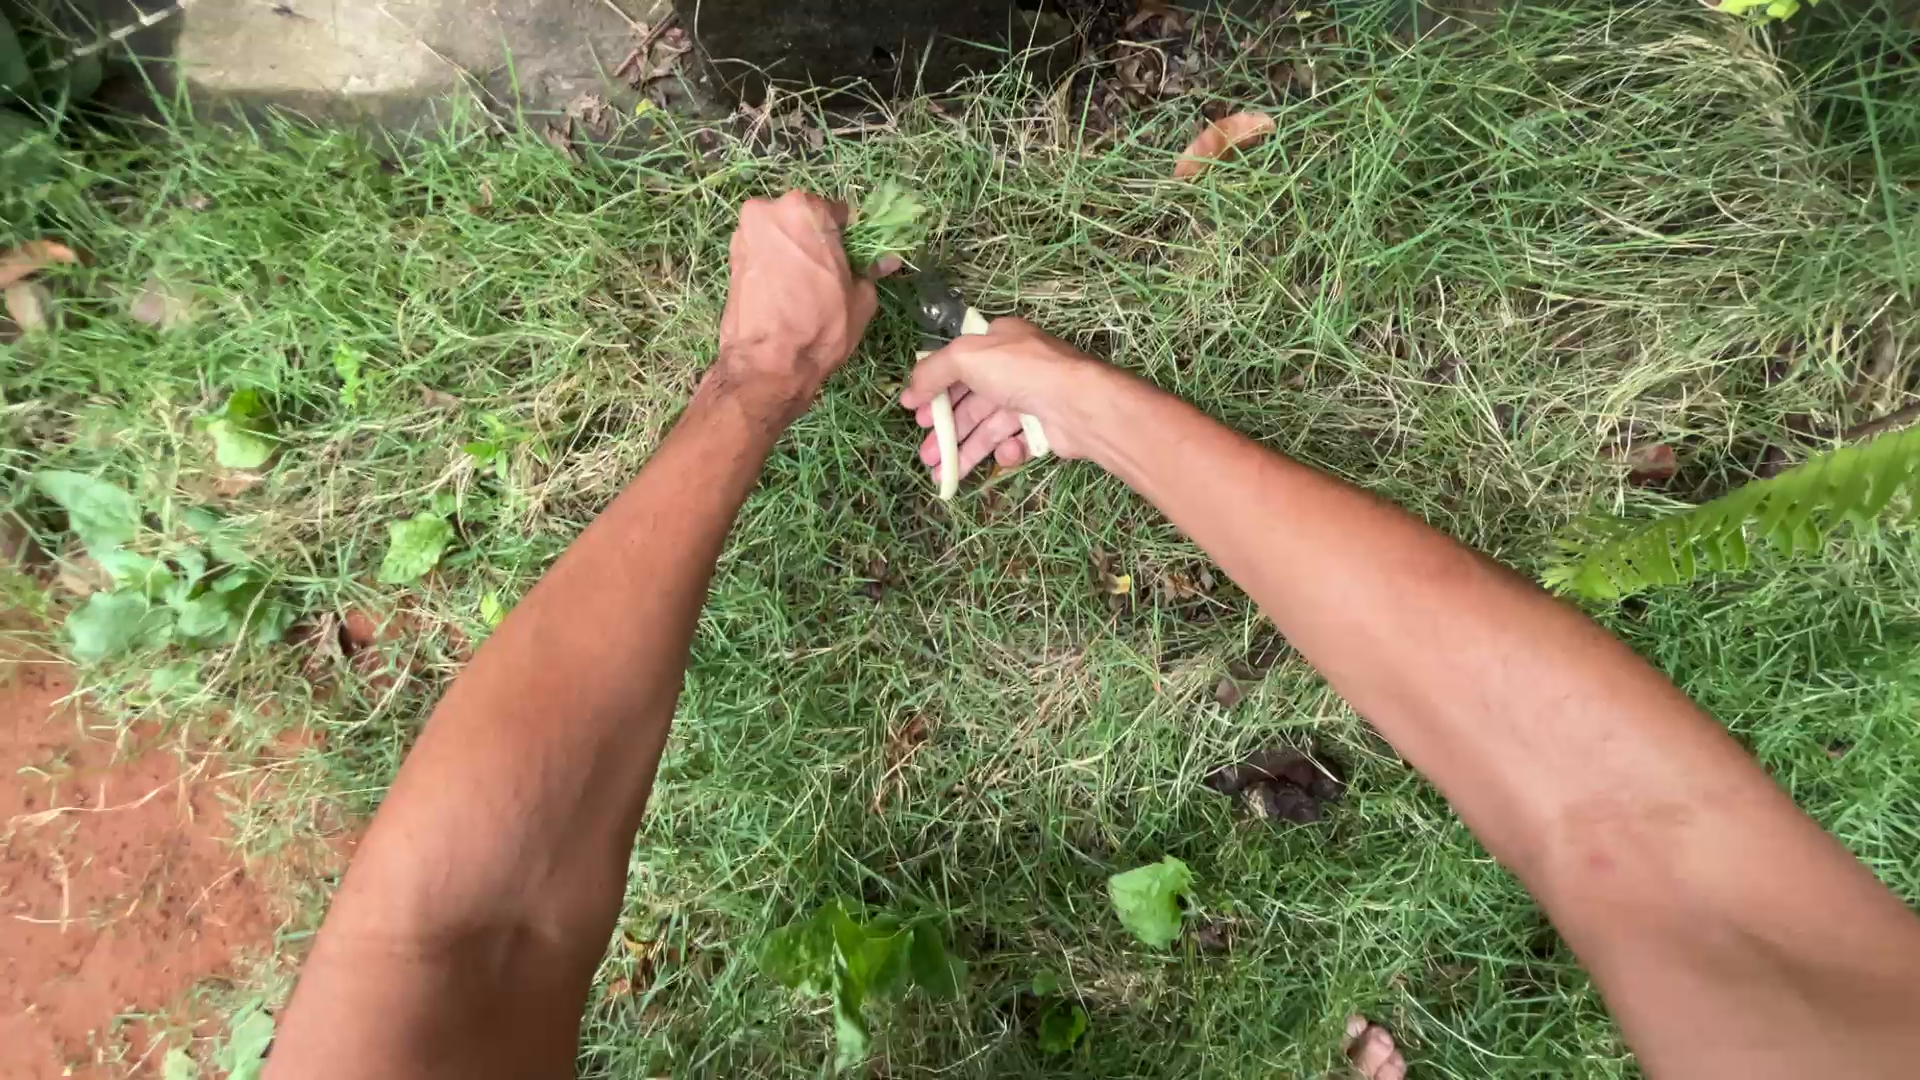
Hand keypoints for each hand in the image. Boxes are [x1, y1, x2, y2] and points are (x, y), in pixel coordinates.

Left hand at [711, 191, 893, 419]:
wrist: (768, 365)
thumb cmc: (821, 327)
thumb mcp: (860, 299)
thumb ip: (871, 271)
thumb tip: (886, 261)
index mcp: (803, 208)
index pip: (836, 213)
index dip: (848, 238)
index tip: (853, 260)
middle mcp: (767, 210)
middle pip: (803, 221)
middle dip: (817, 243)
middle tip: (830, 278)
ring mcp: (743, 235)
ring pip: (781, 239)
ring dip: (795, 256)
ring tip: (807, 291)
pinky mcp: (730, 262)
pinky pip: (764, 257)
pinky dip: (777, 270)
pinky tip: (787, 297)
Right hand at [900, 317, 1109, 478]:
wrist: (1076, 404)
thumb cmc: (1020, 371)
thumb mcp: (966, 357)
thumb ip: (933, 370)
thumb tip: (911, 392)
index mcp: (998, 341)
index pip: (958, 364)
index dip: (934, 388)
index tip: (913, 411)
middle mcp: (1014, 368)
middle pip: (970, 402)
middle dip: (946, 429)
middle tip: (926, 453)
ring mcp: (1030, 400)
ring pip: (988, 427)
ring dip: (963, 449)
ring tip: (940, 472)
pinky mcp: (1043, 429)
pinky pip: (1015, 442)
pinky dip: (1005, 451)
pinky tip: (1003, 454)